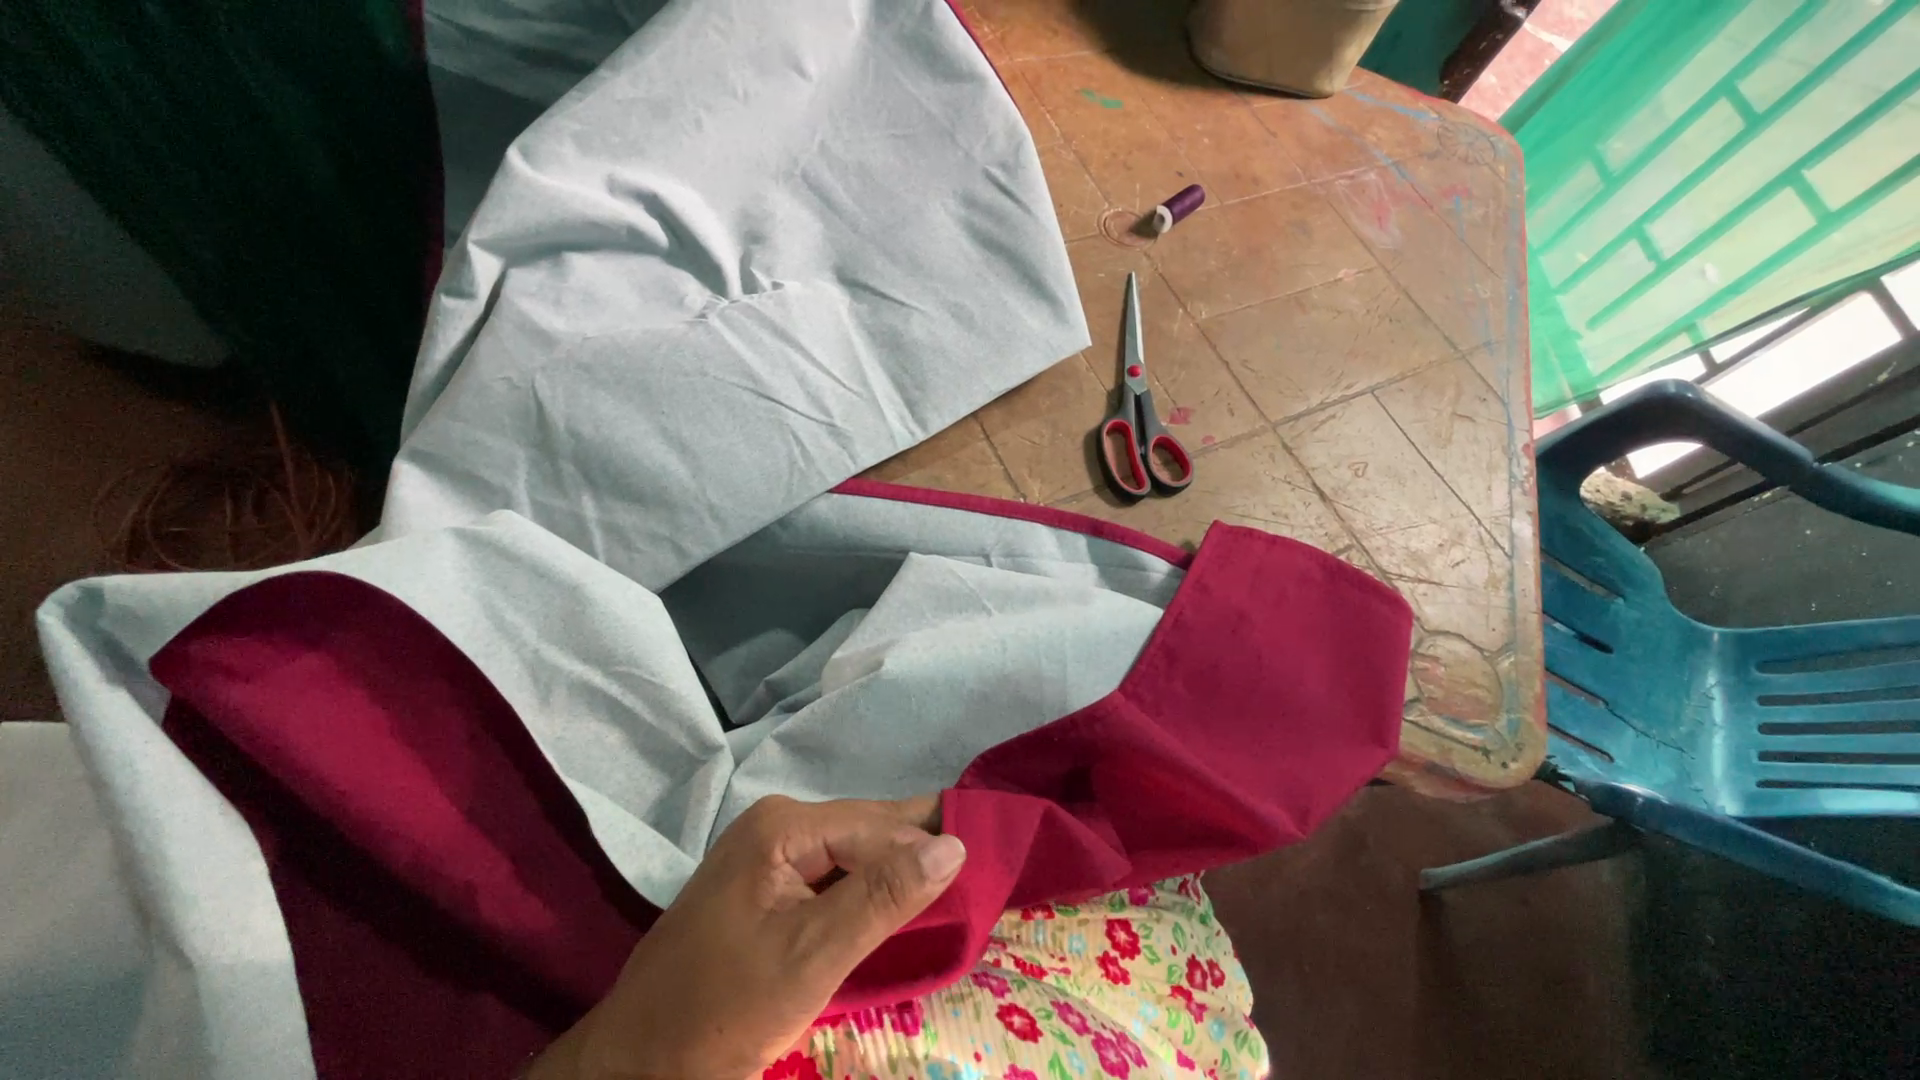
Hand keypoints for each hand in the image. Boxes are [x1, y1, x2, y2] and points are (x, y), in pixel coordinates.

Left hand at [526, 794, 964, 1079]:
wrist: (636, 1065)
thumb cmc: (722, 1012)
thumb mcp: (812, 957)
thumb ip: (883, 897)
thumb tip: (956, 844)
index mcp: (784, 826)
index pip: (880, 824)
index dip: (932, 847)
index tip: (990, 868)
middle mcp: (776, 825)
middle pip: (868, 832)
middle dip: (918, 854)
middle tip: (982, 877)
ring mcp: (766, 855)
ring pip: (853, 855)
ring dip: (895, 876)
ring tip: (952, 891)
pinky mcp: (764, 888)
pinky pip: (831, 876)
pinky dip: (867, 893)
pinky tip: (897, 907)